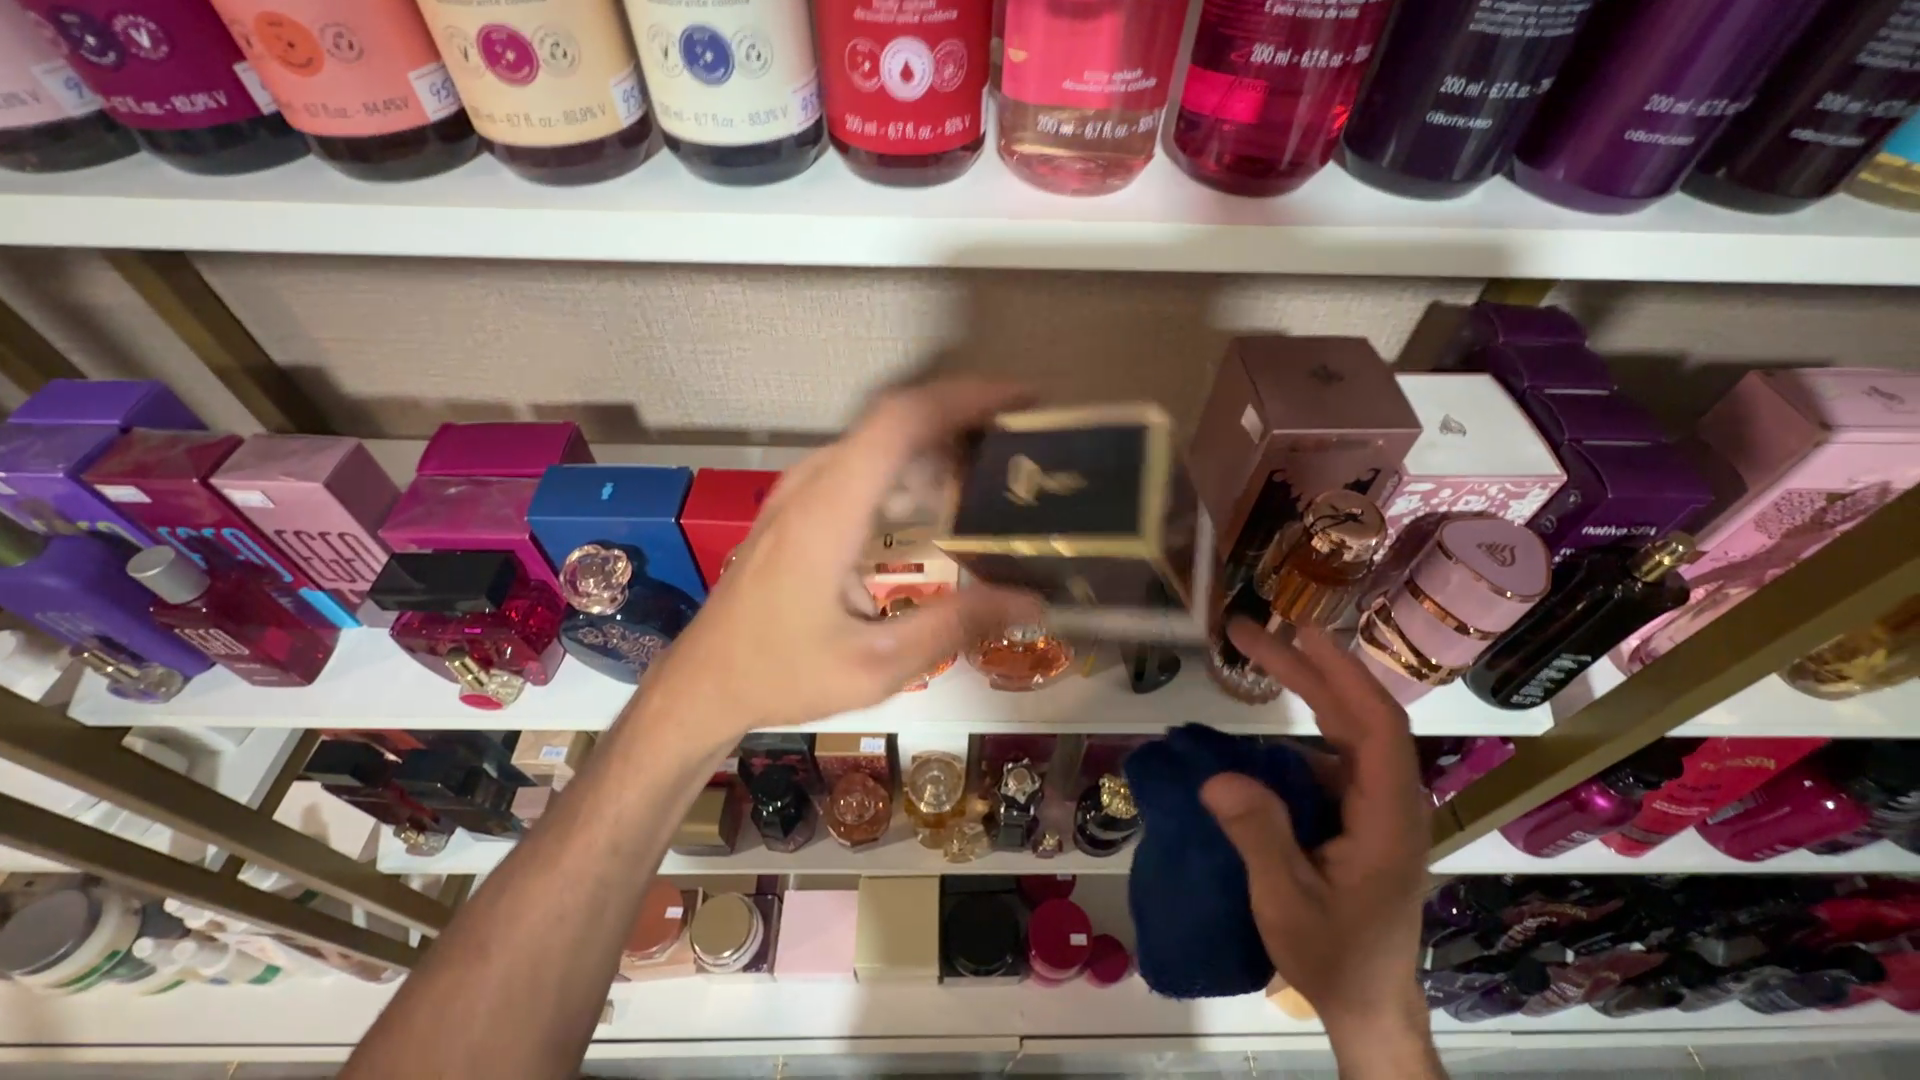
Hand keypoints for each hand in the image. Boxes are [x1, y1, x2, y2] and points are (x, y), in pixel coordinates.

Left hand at [648, 379, 1041, 734]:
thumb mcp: (877, 664)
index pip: (901, 422)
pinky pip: (863, 465)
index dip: (965, 399)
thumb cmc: (784, 673)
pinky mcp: (800, 506)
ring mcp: (801, 491)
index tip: (1023, 403)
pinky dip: (910, 468)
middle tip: (1025, 449)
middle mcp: (814, 484)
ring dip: (938, 445)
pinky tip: (941, 506)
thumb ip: (956, 625)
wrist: (705, 680)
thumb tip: (1034, 600)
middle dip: (965, 420)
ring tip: (996, 474)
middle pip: (895, 422)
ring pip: (879, 441)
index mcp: (829, 511)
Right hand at [1201, 618, 1433, 1054]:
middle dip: (1308, 669)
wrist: (1369, 1005)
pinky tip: (1261, 738)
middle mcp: (1390, 802)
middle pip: (1357, 717)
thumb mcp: (1287, 902)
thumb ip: (1259, 836)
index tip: (1299, 634)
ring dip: (1305, 692)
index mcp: (1388, 816)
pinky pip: (1331, 759)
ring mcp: (1376, 809)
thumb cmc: (1334, 957)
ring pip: (1346, 733)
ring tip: (1258, 658)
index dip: (1341, 675)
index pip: (1377, 727)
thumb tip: (1217, 776)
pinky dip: (1299, 731)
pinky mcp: (1360, 820)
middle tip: (1250, 632)